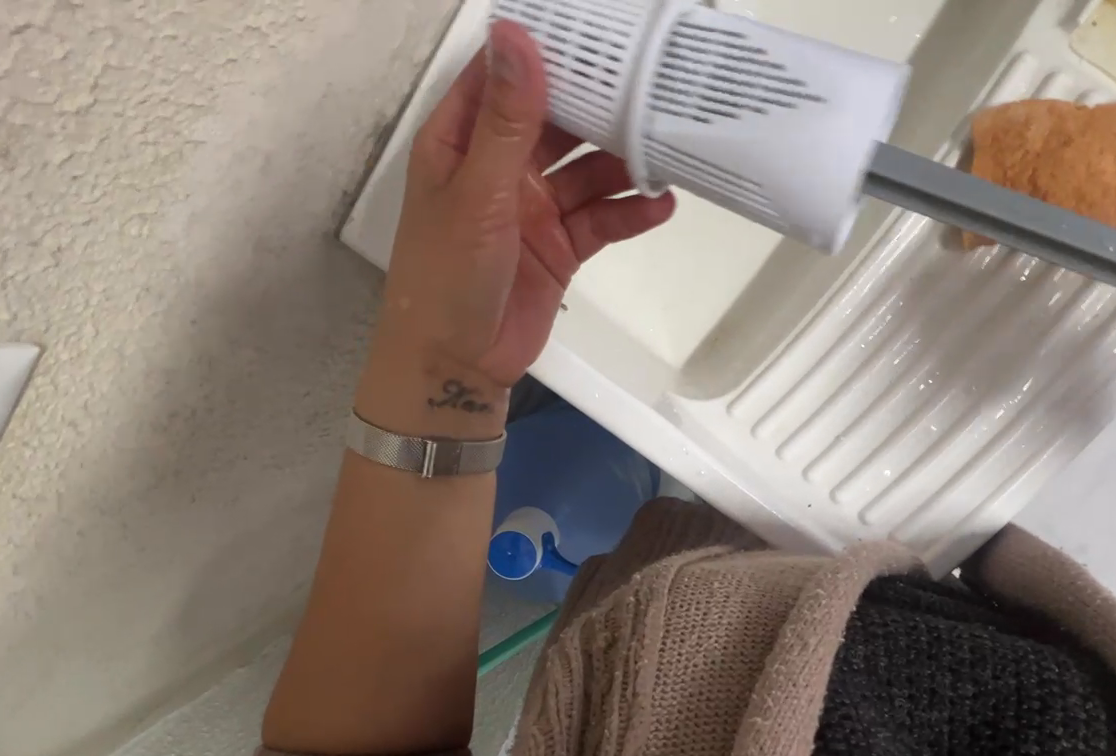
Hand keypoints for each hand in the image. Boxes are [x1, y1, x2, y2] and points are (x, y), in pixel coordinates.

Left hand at [361, 20, 675, 430]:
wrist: (458, 363)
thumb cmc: (448, 273)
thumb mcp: (477, 191)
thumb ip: (506, 120)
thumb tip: (518, 34)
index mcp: (463, 141)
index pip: (505, 78)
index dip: (546, 51)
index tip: (599, 30)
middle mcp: (501, 168)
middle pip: (556, 123)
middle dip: (598, 107)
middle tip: (650, 85)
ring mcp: (535, 209)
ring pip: (586, 173)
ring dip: (622, 164)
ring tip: (667, 147)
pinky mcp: (561, 249)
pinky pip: (600, 221)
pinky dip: (627, 214)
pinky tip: (660, 204)